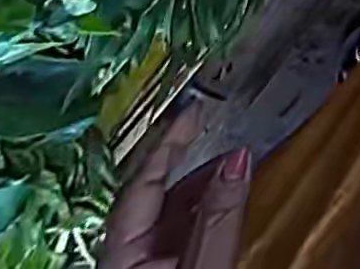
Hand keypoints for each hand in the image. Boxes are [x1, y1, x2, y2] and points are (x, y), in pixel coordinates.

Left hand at [101, 108, 249, 268]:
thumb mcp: (206, 266)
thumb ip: (218, 216)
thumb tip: (237, 160)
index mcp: (122, 253)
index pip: (145, 177)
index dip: (173, 137)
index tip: (195, 106)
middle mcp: (124, 258)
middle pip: (157, 192)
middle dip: (194, 158)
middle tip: (222, 130)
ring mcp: (140, 267)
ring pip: (170, 213)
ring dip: (204, 186)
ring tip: (236, 168)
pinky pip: (178, 234)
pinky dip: (205, 211)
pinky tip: (226, 206)